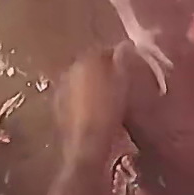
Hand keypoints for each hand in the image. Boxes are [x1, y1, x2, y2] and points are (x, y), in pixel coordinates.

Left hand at [42, 45, 133, 194]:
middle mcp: (67, 73)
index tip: (133, 66)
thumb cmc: (106, 113)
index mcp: (83, 62)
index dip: (119, 57)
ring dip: (96, 88)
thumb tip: (125, 45)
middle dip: (106, 71)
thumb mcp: (122, 84)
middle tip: (126, 82)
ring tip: (116, 99)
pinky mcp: (60, 113)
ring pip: (83, 84)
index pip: (103, 51)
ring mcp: (61, 94)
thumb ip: (123, 61)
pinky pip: (78, 100)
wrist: (85, 149)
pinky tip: (101, 113)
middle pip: (91, 66)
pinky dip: (88, 103)